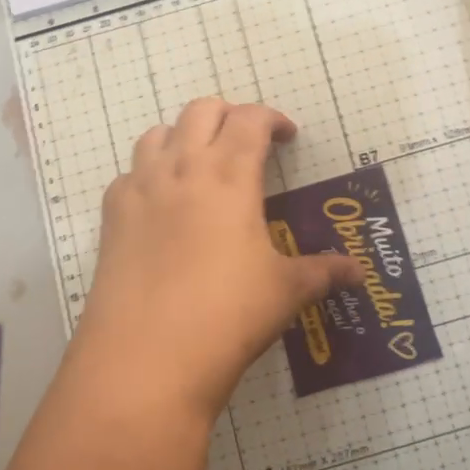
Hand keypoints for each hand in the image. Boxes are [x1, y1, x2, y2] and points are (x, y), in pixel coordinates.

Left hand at [73, 99, 364, 418]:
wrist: (145, 358)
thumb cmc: (227, 316)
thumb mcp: (285, 292)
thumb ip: (322, 273)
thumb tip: (357, 273)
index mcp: (229, 175)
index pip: (250, 119)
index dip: (272, 119)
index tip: (287, 137)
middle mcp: (182, 168)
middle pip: (201, 110)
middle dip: (229, 116)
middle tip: (247, 144)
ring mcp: (141, 189)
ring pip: (158, 133)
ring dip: (184, 136)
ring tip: (201, 165)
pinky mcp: (111, 217)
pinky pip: (129, 174)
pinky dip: (149, 175)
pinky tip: (162, 205)